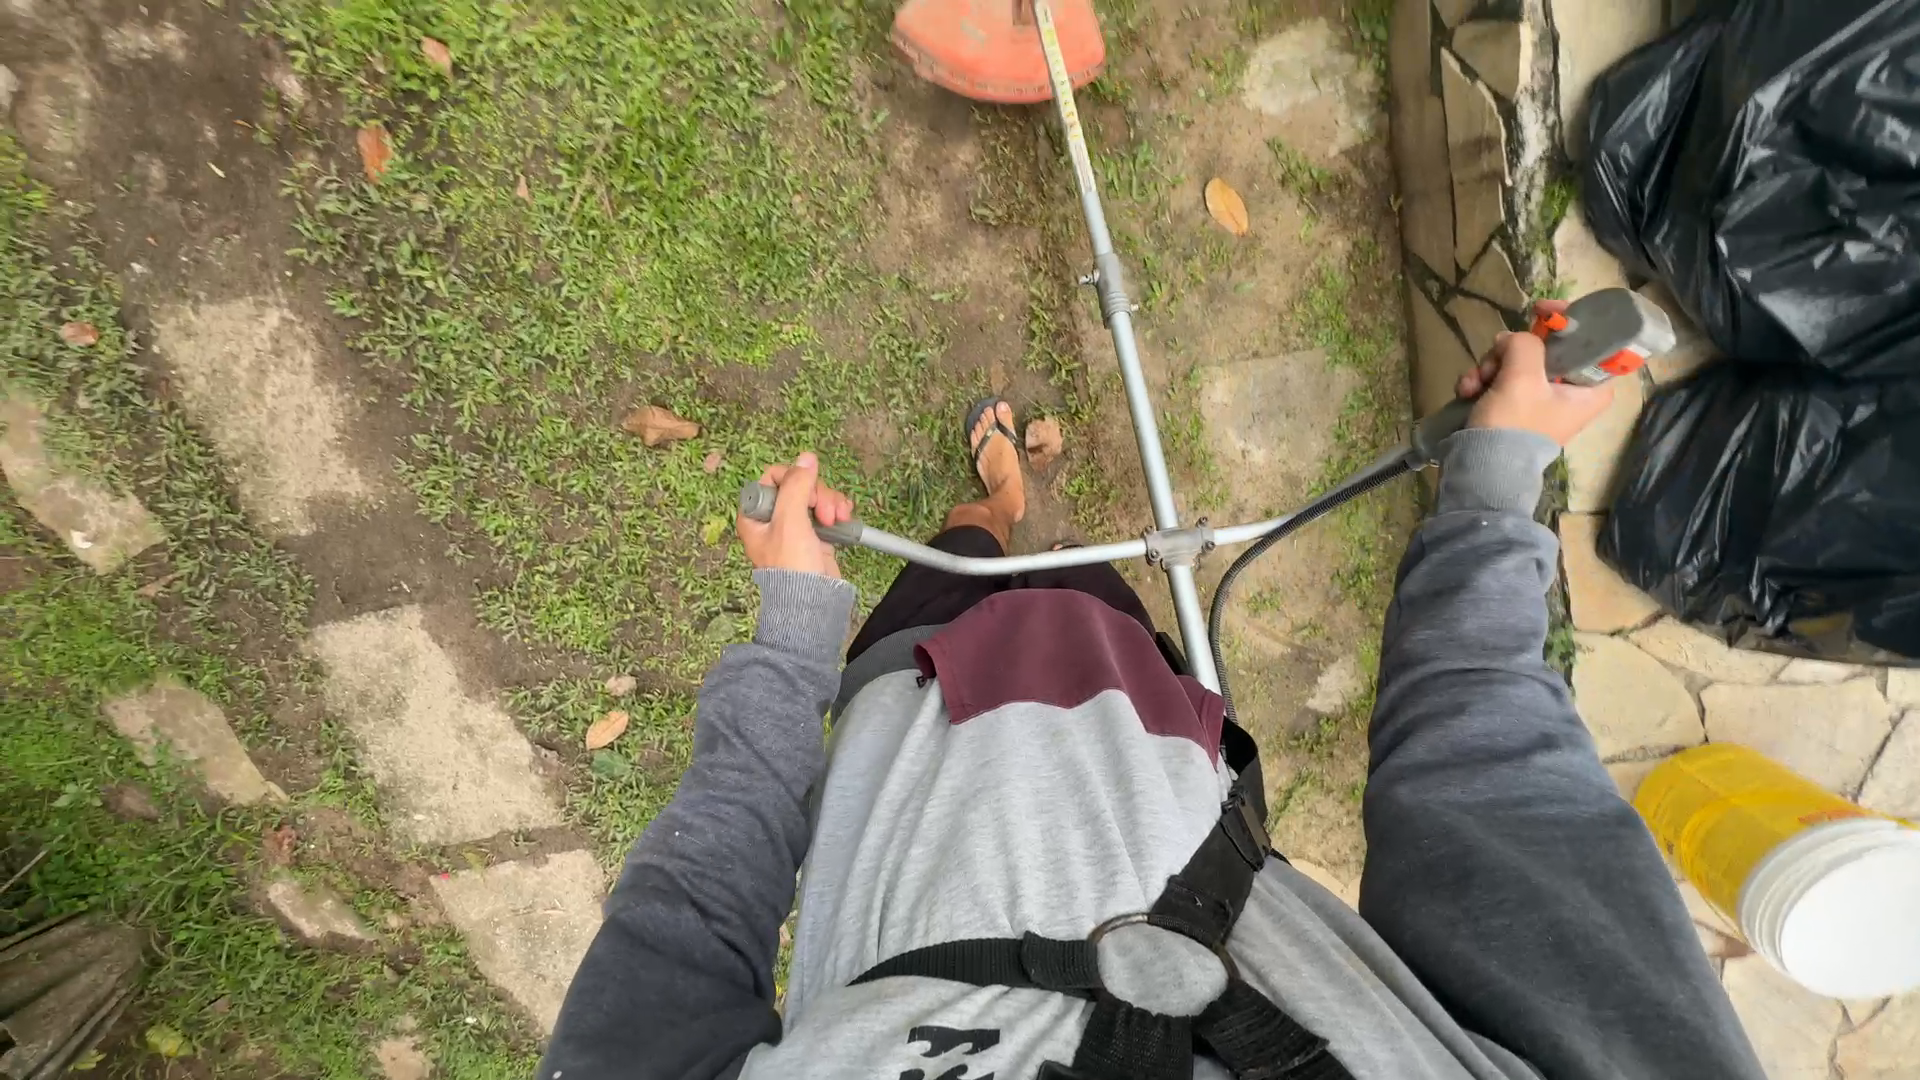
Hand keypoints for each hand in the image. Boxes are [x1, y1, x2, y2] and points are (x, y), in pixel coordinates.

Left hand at [737, 452, 852, 578]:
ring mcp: (795, 525)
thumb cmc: (792, 565)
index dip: (795, 480)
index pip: (774, 477)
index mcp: (755, 513)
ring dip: (831, 502)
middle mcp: (773, 517)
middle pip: (799, 485)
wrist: (812, 601)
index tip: (808, 495)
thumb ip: (797, 486)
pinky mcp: (815, 534)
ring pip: (816, 496)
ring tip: (839, 519)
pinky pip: (827, 510)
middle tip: (827, 514)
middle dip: (819, 495)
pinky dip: (837, 510)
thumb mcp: (790, 521)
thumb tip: (807, 457)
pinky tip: (845, 519)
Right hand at [1458, 300, 1614, 445]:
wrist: (1481, 469)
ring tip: (1472, 385)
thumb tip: (1511, 339)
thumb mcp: (1521, 378)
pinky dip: (1479, 383)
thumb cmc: (1512, 425)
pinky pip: (1498, 382)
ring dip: (1487, 368)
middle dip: (1509, 354)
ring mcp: (1539, 402)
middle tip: (1492, 364)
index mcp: (1592, 387)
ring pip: (1514, 365)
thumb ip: (1523, 345)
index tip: (1540, 311)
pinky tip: (1466, 393)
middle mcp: (1570, 393)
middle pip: (1543, 351)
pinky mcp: (1512, 410)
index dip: (1568, 321)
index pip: (1593, 340)